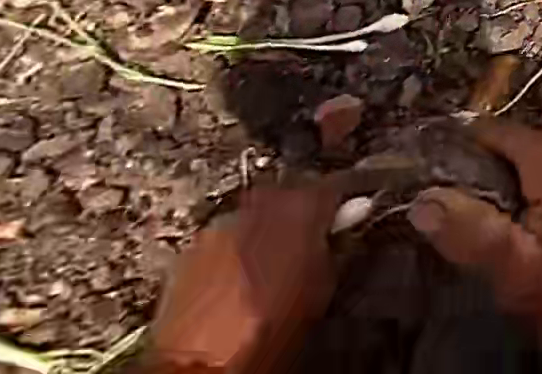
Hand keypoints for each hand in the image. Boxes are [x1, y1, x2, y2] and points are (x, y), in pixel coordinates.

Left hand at [143, 182, 339, 373]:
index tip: (350, 214)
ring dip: (269, 228)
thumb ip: (337, 239)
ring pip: (258, 214)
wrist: (202, 363)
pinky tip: (243, 275)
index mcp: (302, 203)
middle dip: (302, 211)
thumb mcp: (323, 280)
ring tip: (273, 261)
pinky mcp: (192, 251)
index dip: (344, 200)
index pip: (334, 185)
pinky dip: (240, 247)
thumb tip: (349, 215)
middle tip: (311, 238)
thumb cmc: (272, 321)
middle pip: (292, 194)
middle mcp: (261, 205)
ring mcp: (223, 226)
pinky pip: (229, 237)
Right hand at [406, 121, 541, 343]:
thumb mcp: (511, 266)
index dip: (458, 150)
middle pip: (505, 136)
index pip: (493, 132)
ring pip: (518, 144)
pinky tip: (506, 201)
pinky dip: (515, 169)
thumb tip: (424, 201)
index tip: (431, 177)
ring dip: (496, 167)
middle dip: (477, 161)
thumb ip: (472, 232)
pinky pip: (535, 152)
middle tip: (453, 198)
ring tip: (477, 204)